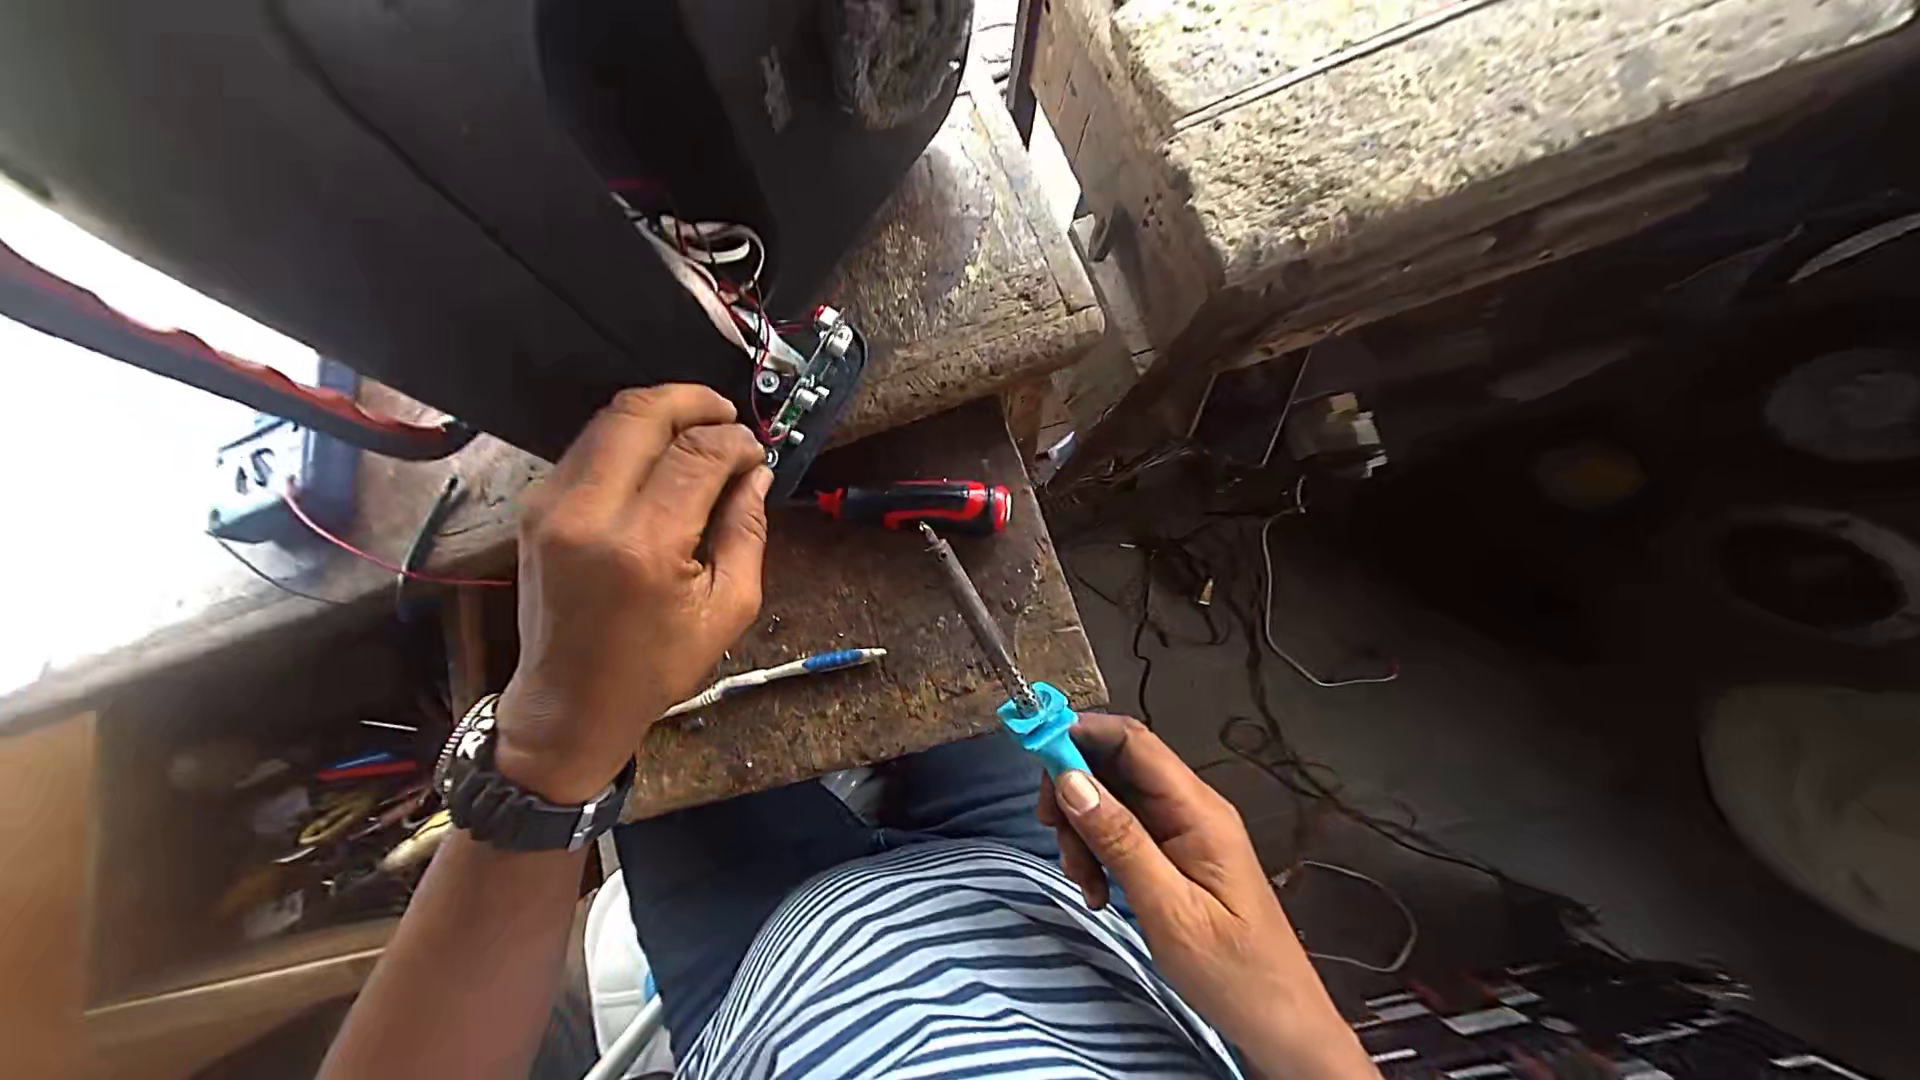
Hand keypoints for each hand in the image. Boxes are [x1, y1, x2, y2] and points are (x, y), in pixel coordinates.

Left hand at [494, 385, 770, 802]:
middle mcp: (587, 513)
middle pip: (640, 414)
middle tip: (729, 417)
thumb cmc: (657, 665)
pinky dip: (633, 437)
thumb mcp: (730, 607)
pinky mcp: (536, 507)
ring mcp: (551, 506)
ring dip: (662, 414)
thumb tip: (756, 474)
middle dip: (694, 401)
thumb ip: (748, 530)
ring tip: (702, 433)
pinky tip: (663, 458)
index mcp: (643, 547)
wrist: (570, 702)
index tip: (756, 453)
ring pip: (609, 420)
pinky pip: (590, 445)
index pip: (696, 454)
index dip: (735, 441)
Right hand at [1037, 714, 1378, 1079]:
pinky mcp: (1170, 849)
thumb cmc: (1234, 973)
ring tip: (1082, 880)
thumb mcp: (1170, 910)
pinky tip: (1096, 890)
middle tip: (1050, 830)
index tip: (1036, 753)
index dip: (1081, 733)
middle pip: (1114, 764)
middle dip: (1073, 789)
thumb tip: (1069, 778)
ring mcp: (1179, 826)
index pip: (1132, 739)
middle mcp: (1186, 804)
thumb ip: (1120, 839)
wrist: (1281, 1027)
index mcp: (1196, 807)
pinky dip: (1095, 850)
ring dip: (1081, 828)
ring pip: (1109, 797)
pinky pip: (1118, 828)